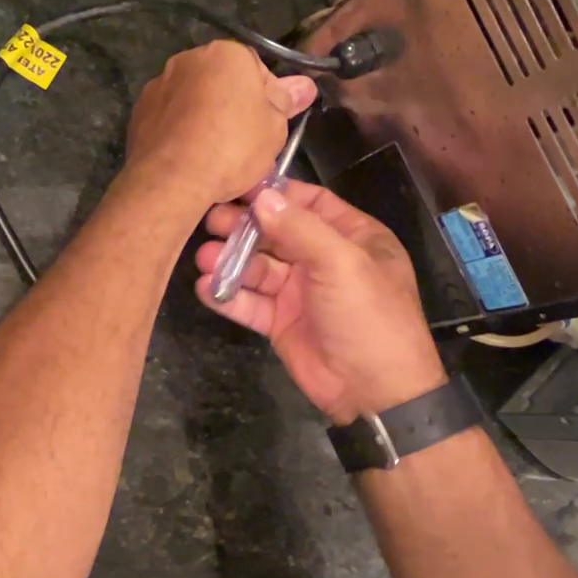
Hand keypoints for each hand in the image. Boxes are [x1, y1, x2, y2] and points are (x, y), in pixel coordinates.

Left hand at [122, 40, 317, 207]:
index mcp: (226, 54)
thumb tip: (305, 86)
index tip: (267, 128)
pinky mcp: (137, 115)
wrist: (171, 179)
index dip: (266, 100)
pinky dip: (179, 134)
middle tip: (242, 145)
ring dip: (203, 120)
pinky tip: (188, 160)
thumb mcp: (273, 128)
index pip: (255, 68)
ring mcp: (158, 86)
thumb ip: (285, 102)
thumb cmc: (231, 148)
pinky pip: (169, 121)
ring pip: (192, 102)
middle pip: (220, 83)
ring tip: (212, 157)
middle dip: (232, 108)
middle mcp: (187, 60)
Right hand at [195, 180, 444, 424]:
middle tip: (211, 222)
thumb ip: (300, 228)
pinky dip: (229, 295)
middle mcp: (324, 260)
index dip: (276, 194)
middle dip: (245, 227)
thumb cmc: (369, 316)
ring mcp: (300, 292)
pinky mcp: (281, 322)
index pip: (310, 203)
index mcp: (353, 237)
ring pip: (259, 268)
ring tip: (204, 258)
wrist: (373, 391)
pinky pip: (251, 302)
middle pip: (277, 233)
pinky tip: (207, 287)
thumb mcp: (342, 263)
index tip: (237, 186)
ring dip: (231, 261)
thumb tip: (262, 197)